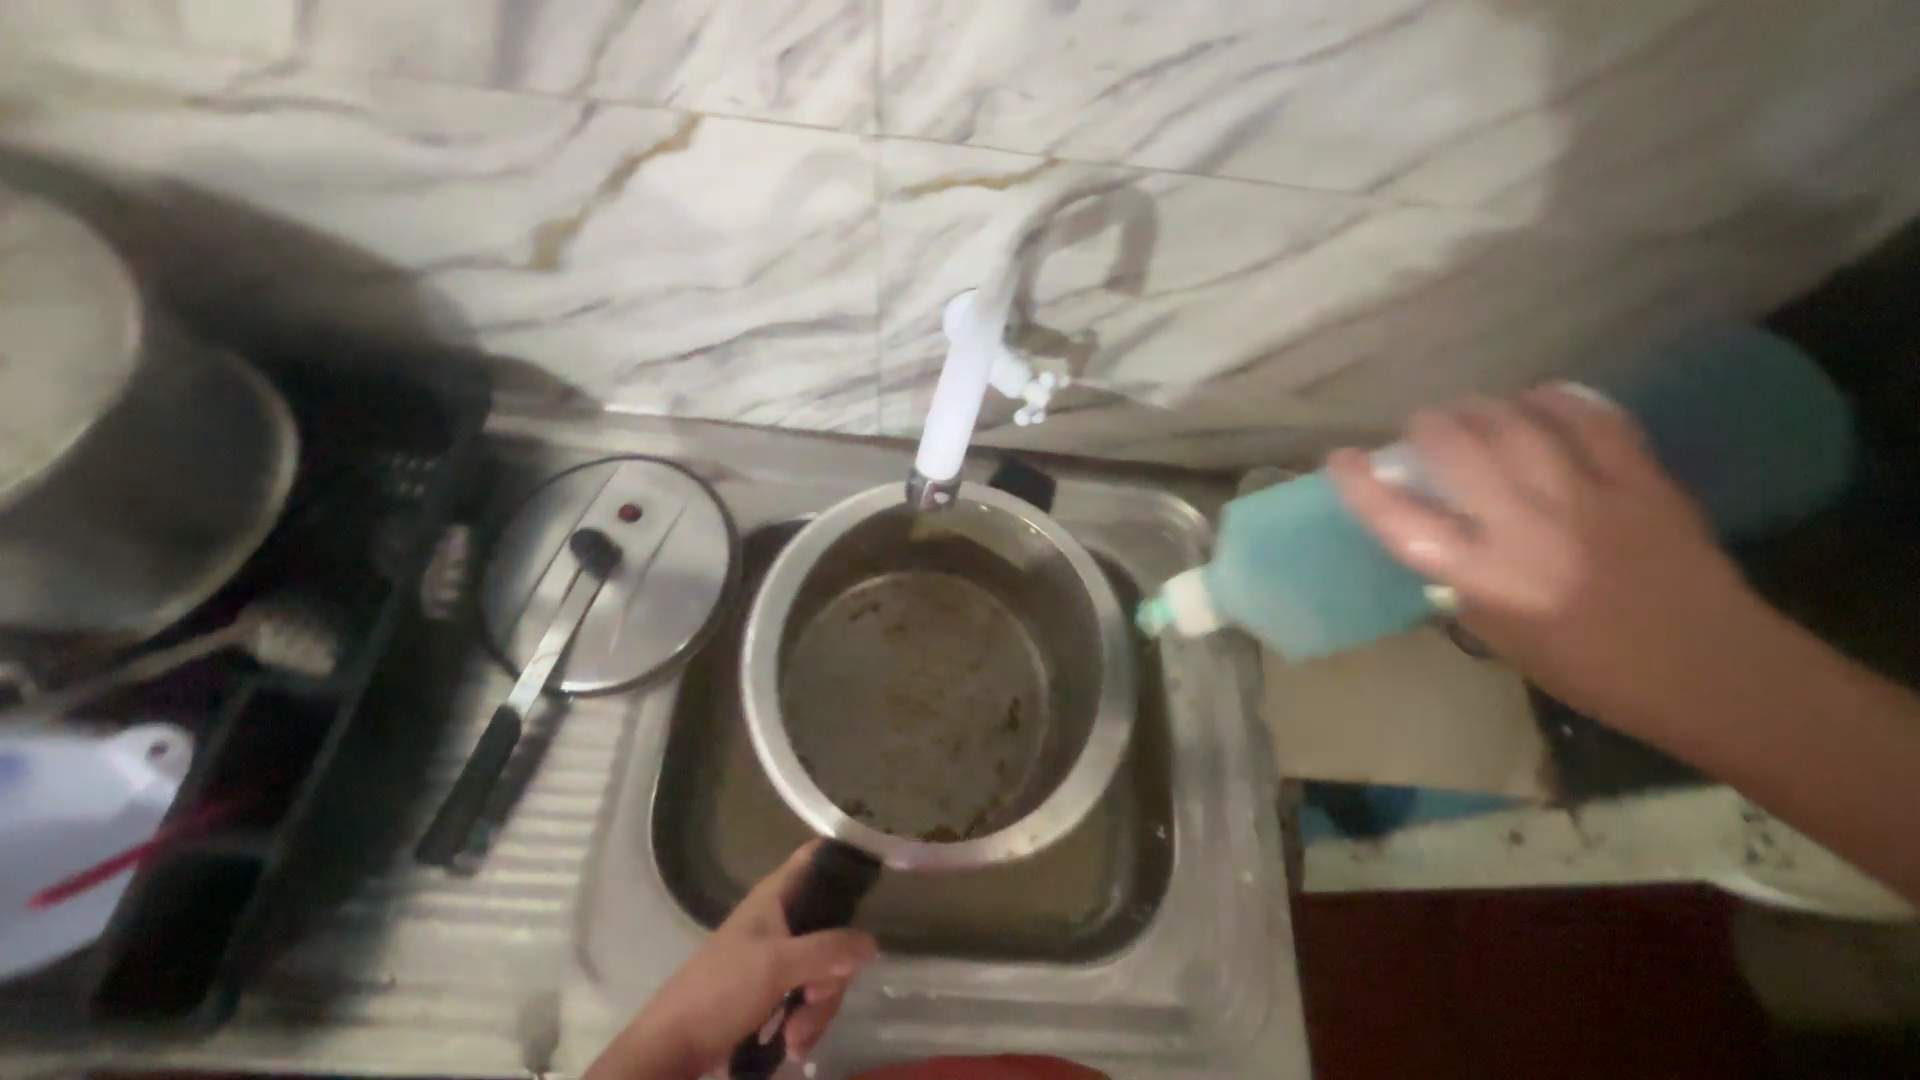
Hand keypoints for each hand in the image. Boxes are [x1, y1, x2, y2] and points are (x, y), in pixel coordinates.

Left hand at [587, 842, 879, 1079]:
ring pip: (826, 970)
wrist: (673, 1048)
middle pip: (834, 929)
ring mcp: (780, 956)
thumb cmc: (720, 990)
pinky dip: (807, 1021)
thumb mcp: (777, 966)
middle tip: (812, 996)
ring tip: (797, 1038)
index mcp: (777, 896)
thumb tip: (872, 943)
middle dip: (831, 975)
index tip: (875, 876)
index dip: (844, 858)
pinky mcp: (776, 990)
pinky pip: (810, 997)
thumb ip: (828, 950)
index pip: (816, 857)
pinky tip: (794, 1045)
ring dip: (818, 1009)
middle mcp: (783, 919)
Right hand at [1328, 385, 1762, 729]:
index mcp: (1485, 578)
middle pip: (1460, 450)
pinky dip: (1558, 401)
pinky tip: (1540, 399)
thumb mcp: (1500, 637)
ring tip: (1475, 409)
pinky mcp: (1642, 482)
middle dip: (1429, 425)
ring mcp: (1587, 499)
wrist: (1708, 671)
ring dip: (1485, 407)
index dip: (1360, 484)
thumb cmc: (1589, 669)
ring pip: (1519, 424)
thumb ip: (1464, 584)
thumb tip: (1440, 543)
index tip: (1340, 459)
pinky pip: (1593, 421)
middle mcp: (1525, 530)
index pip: (1401, 521)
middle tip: (1423, 426)